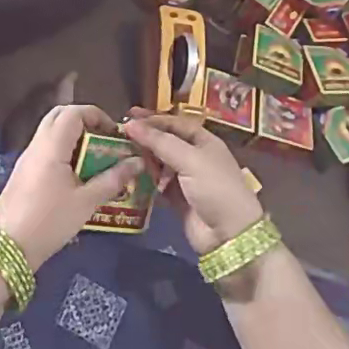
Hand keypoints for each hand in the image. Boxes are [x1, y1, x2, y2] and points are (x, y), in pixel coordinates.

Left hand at [0, 104, 146, 267]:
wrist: (7, 247)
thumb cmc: (49, 221)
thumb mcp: (86, 202)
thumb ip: (113, 179)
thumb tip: (137, 162)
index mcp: (51, 146)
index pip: (73, 112)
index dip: (97, 116)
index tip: (115, 134)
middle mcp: (37, 146)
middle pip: (60, 117)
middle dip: (85, 122)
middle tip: (105, 141)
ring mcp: (27, 159)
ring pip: (51, 134)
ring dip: (75, 139)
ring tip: (97, 160)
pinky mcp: (24, 174)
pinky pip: (46, 151)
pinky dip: (64, 153)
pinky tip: (78, 176)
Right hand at [122, 112, 264, 254]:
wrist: (228, 234)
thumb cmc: (214, 188)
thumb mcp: (190, 159)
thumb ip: (159, 142)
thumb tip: (130, 124)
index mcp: (204, 142)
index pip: (176, 124)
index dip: (154, 119)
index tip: (129, 115)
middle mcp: (195, 157)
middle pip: (166, 141)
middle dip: (146, 137)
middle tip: (120, 134)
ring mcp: (186, 178)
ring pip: (160, 162)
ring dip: (145, 158)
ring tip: (123, 153)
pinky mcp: (177, 198)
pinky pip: (157, 182)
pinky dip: (146, 178)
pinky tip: (130, 174)